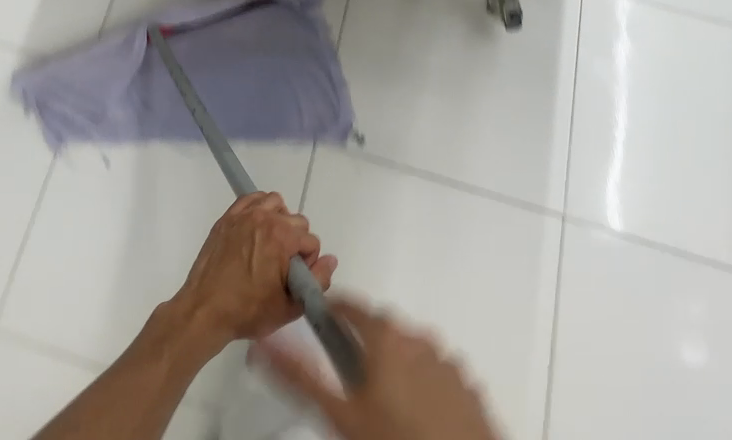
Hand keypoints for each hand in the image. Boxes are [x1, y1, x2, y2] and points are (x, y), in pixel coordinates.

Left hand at [168, 192, 335, 347]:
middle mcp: (265, 219)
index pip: (311, 241)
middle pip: (296, 221)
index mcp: (282, 238)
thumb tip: (330, 260)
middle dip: (295, 242)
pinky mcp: (227, 218)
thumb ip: (318, 282)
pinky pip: (251, 199)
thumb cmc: (248, 311)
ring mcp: (243, 215)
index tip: (293, 277)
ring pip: (275, 203)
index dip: (308, 262)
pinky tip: (256, 229)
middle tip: (282, 265)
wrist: (205, 310)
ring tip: (271, 244)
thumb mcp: (290, 306)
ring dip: (279, 220)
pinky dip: (259, 208)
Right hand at [257, 297, 500, 439]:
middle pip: (380, 327)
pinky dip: (423, 383)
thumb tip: (264, 347)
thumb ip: (296, 372)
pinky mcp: (467, 385)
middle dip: (362, 344)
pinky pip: (437, 372)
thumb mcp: (335, 410)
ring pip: (410, 350)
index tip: (322, 319)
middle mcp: (419, 338)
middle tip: (348, 376)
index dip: (329, 311)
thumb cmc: (398, 438)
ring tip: (382, 400)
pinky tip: (414, 411)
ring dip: (394, 364)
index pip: (348, 304)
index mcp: (385, 335)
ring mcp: (446, 362)